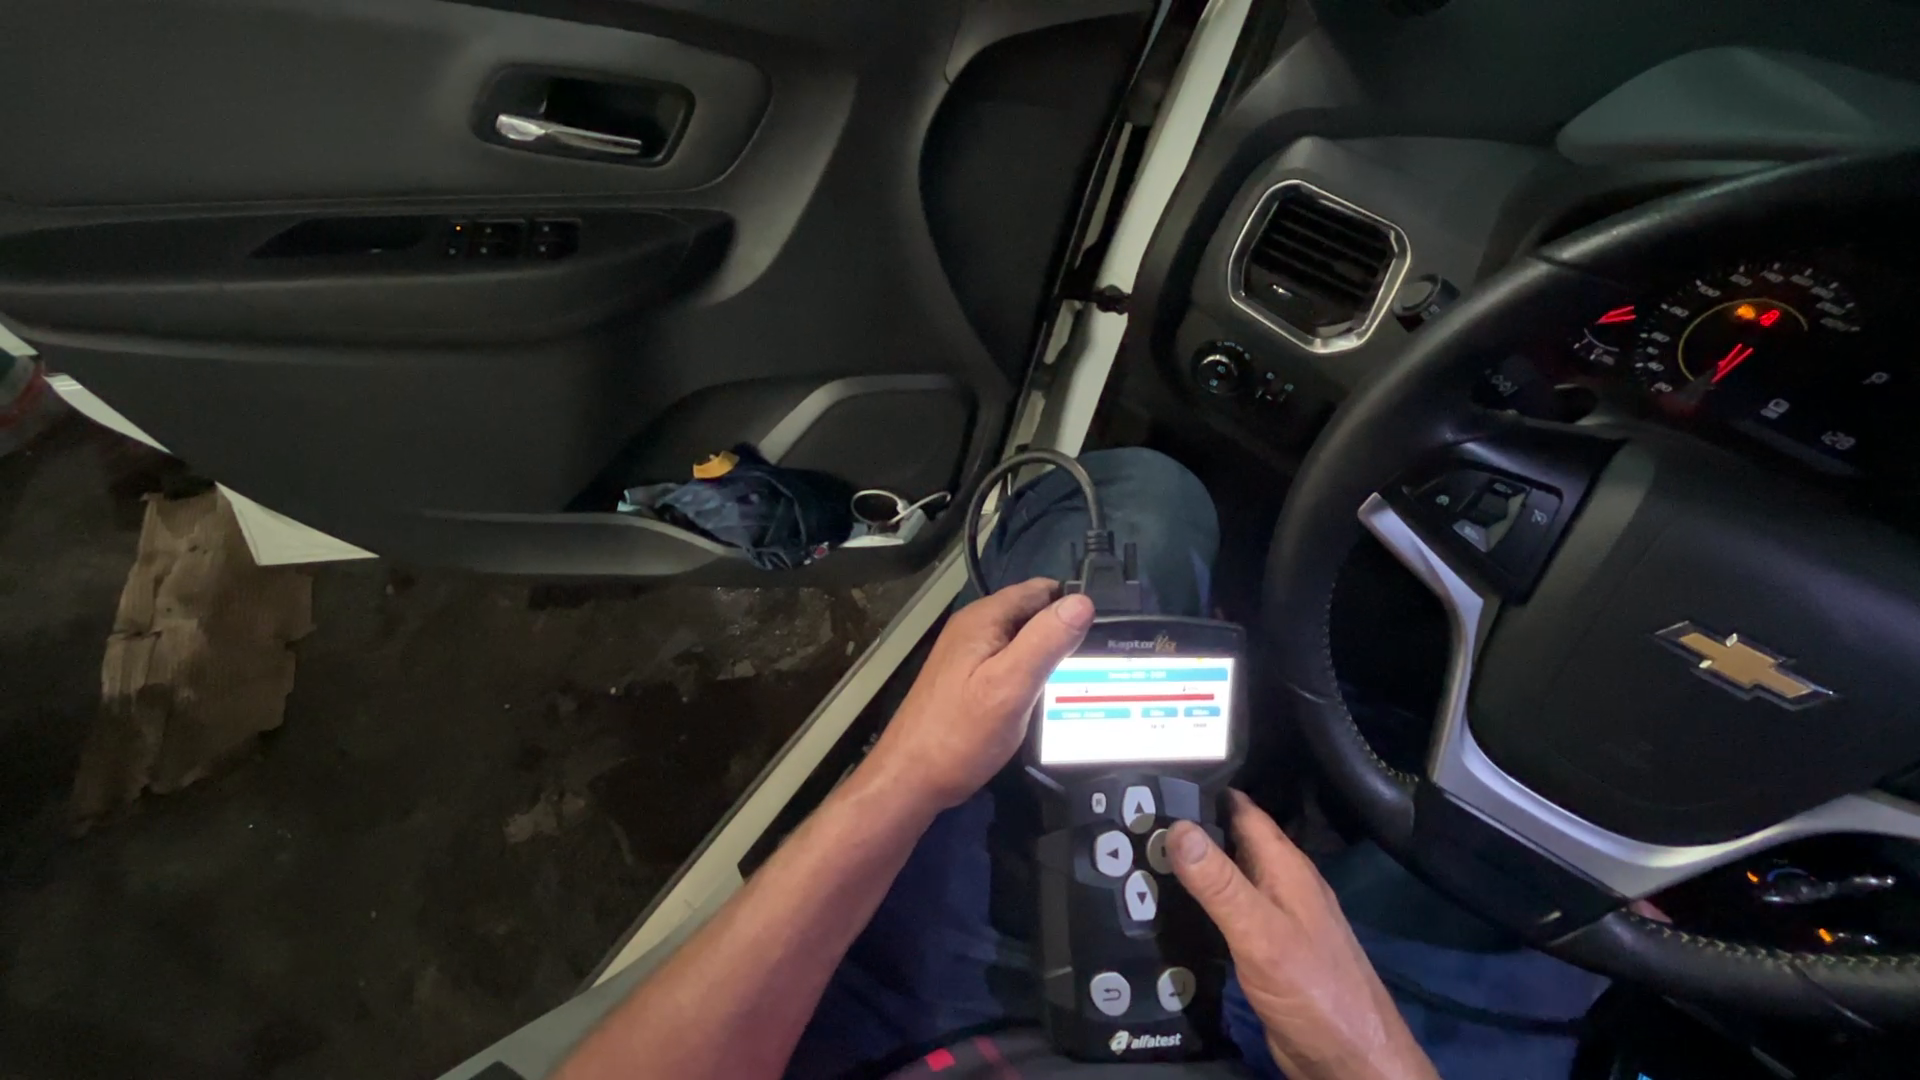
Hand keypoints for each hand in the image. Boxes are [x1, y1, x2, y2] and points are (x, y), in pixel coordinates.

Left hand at [863, 579, 1094, 811]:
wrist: (912, 779)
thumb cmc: (961, 733)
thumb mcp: (1011, 685)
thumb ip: (1046, 642)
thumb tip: (1083, 601)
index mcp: (983, 619)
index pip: (1040, 590)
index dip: (1072, 605)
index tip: (1105, 630)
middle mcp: (974, 628)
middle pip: (1031, 614)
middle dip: (1062, 631)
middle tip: (1095, 662)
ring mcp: (968, 654)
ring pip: (1022, 641)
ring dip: (1047, 655)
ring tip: (1078, 680)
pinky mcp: (968, 680)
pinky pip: (1009, 664)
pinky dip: (1030, 674)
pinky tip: (1045, 697)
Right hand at [1168, 793, 1439, 1079]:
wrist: (1352, 1065)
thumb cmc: (1313, 990)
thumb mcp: (1260, 931)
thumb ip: (1219, 882)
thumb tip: (1177, 826)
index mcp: (1284, 866)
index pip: (1240, 809)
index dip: (1203, 789)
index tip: (1156, 780)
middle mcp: (1279, 883)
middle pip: (1230, 839)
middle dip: (1189, 826)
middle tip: (1136, 818)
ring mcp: (1273, 917)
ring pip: (1226, 875)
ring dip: (1192, 865)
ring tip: (1141, 855)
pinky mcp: (1264, 949)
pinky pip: (1226, 910)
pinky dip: (1200, 901)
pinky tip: (1170, 906)